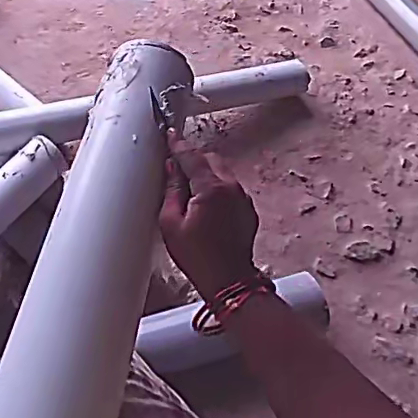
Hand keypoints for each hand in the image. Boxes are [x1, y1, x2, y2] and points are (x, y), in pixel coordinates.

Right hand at [160, 137, 261, 296]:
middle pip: (210, 159)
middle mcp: (231, 188)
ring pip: (221, 172)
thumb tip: (173, 170)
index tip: (171, 136)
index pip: (192, 155)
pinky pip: (230, 188)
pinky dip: (217, 189)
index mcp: (211, 189)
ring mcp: (242, 198)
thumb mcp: (170, 223)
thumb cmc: (199, 258)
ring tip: (190, 196)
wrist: (229, 282)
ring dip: (205, 175)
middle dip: (193, 161)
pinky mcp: (247, 209)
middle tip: (176, 174)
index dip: (178, 144)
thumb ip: (171, 190)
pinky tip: (204, 207)